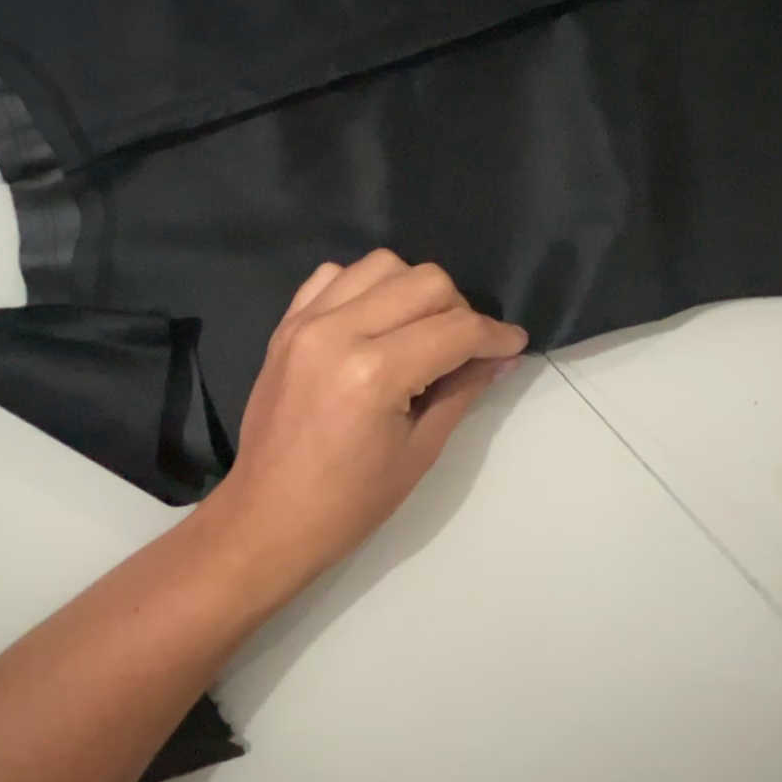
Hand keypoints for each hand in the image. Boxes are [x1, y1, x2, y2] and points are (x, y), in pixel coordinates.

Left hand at [210, 250, 528, 574]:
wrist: (268, 516)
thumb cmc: (349, 502)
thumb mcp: (420, 451)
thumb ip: (462, 391)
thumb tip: (501, 356)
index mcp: (373, 373)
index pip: (456, 329)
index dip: (495, 335)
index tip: (513, 344)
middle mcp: (337, 331)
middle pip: (425, 281)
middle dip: (460, 309)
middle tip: (465, 348)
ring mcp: (306, 321)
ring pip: (382, 265)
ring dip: (414, 291)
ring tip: (419, 331)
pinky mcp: (286, 323)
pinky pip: (334, 275)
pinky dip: (364, 287)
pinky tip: (373, 321)